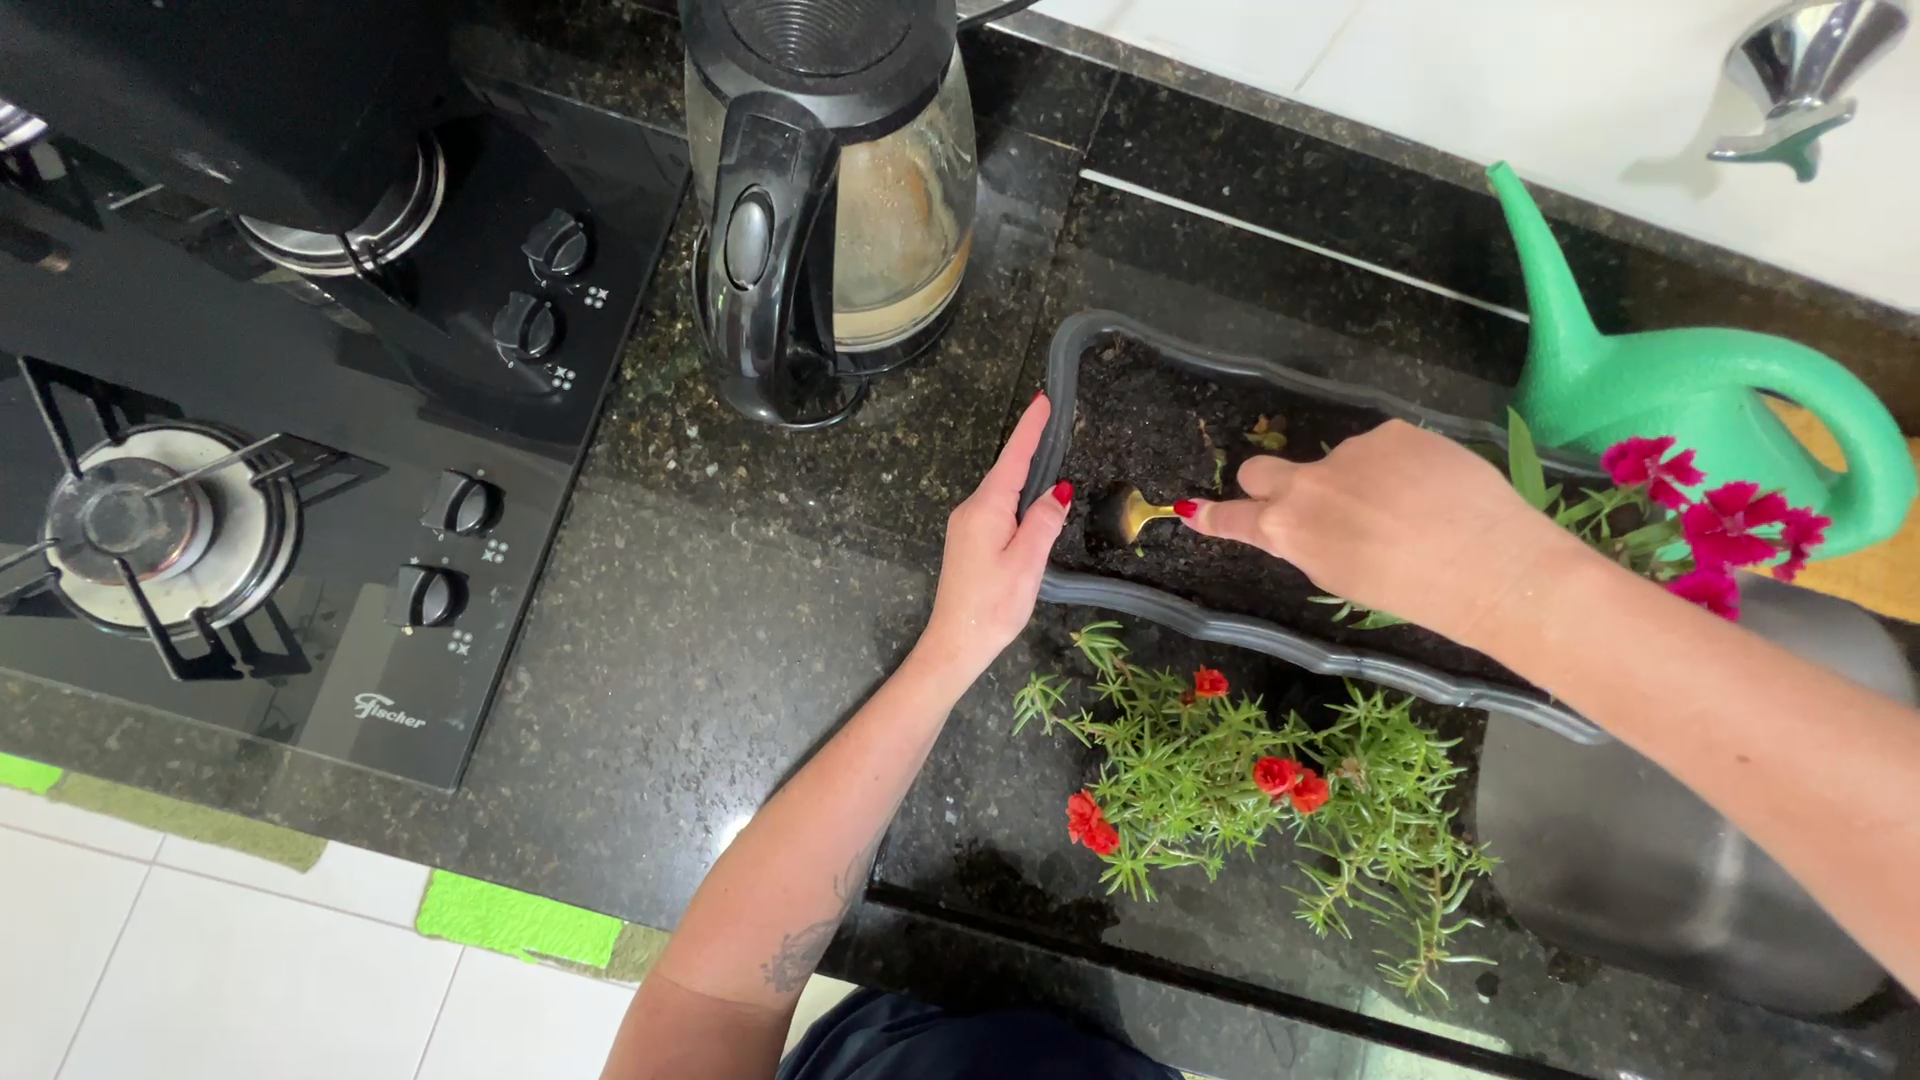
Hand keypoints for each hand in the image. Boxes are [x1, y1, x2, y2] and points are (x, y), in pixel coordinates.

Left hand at [915, 393, 1071, 680]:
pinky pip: (996, 510)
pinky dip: (1016, 500)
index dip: (1029, 429)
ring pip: (1001, 493)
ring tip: (1050, 458)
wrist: (955, 643)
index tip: (1044, 399)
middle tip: (1054, 422)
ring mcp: (965, 526)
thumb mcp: (1027, 562)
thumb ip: (1043, 522)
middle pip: (1006, 472)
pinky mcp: (967, 543)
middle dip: (1030, 448)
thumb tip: (1057, 491)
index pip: (1013, 458)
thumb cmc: (993, 605)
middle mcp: (970, 510)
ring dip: (1024, 476)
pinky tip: (1031, 506)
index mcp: (985, 509)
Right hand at [1181, 420, 1589, 645]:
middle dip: (1267, 483)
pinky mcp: (1392, 432)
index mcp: (1286, 531)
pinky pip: (1380, 447)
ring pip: (1336, 463)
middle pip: (1260, 470)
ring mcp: (1348, 453)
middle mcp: (1304, 485)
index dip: (1211, 517)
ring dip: (1353, 479)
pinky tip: (1429, 488)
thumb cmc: (1411, 593)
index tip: (1191, 510)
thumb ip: (1306, 545)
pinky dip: (1395, 465)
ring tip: (1405, 509)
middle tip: (1306, 502)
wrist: (1492, 567)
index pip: (1233, 520)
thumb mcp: (1339, 578)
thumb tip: (1299, 526)